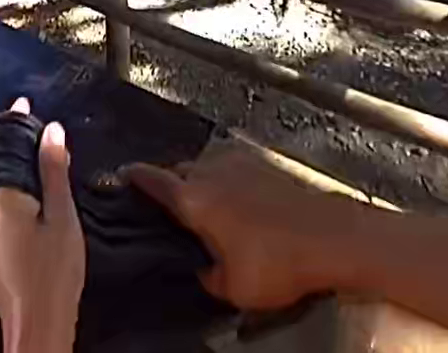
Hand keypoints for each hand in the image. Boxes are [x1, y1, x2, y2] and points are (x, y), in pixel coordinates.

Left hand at [0, 99, 84, 352]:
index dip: (15, 124)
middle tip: (48, 148)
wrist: (38, 328)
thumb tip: (51, 132)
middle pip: (3, 172)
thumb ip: (54, 170)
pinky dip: (15, 210)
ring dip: (19, 185)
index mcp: (3, 199)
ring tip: (47, 184)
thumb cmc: (53, 274)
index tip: (22, 106)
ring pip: (1, 198)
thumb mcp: (63, 213)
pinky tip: (34, 220)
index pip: (4, 149)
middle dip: (23, 158)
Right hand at [127, 147, 365, 310]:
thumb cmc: (276, 262)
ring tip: (202, 205)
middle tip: (165, 205)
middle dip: (168, 183)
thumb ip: (205, 274)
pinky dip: (223, 178)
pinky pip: (228, 165)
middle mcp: (210, 169)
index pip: (153, 180)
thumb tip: (201, 267)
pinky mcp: (261, 161)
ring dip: (197, 179)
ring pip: (204, 164)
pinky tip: (234, 200)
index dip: (134, 178)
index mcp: (194, 198)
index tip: (120, 175)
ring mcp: (237, 160)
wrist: (326, 235)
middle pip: (177, 169)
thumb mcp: (231, 287)